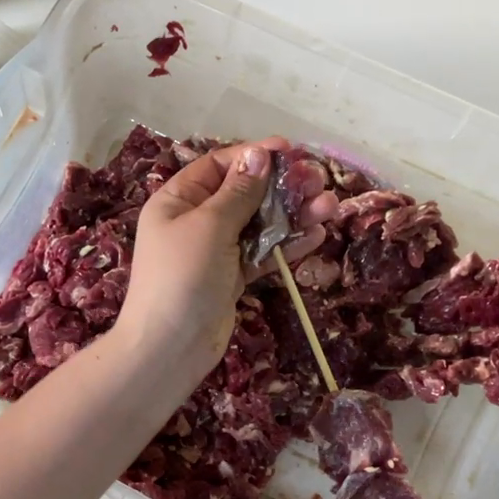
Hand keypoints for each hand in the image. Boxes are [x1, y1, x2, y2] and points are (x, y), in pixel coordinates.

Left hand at [118, 138, 331, 377]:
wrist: (170, 346)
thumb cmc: (183, 276)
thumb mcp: (209, 225)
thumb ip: (238, 192)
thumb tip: (259, 154)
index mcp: (177, 200)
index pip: (217, 166)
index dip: (253, 156)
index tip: (290, 152)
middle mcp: (194, 221)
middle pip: (244, 193)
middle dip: (281, 186)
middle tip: (317, 182)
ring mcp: (214, 251)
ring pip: (258, 224)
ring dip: (292, 214)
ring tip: (328, 207)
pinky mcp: (231, 278)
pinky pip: (262, 253)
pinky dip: (287, 244)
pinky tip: (316, 235)